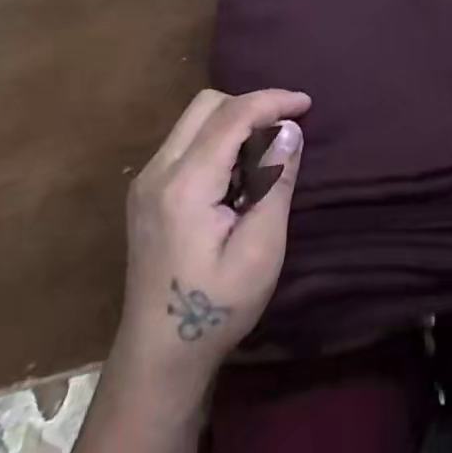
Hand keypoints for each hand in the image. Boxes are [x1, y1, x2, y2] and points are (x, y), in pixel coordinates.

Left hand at [112, 89, 308, 390]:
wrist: (159, 351)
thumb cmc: (217, 308)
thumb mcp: (261, 251)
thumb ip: (274, 184)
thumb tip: (288, 129)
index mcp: (185, 184)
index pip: (230, 117)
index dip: (270, 101)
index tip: (306, 102)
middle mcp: (157, 170)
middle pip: (205, 106)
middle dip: (249, 105)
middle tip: (286, 128)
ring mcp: (146, 179)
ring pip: (191, 121)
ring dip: (232, 122)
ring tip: (265, 154)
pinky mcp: (144, 191)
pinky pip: (183, 143)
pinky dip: (215, 140)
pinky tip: (236, 174)